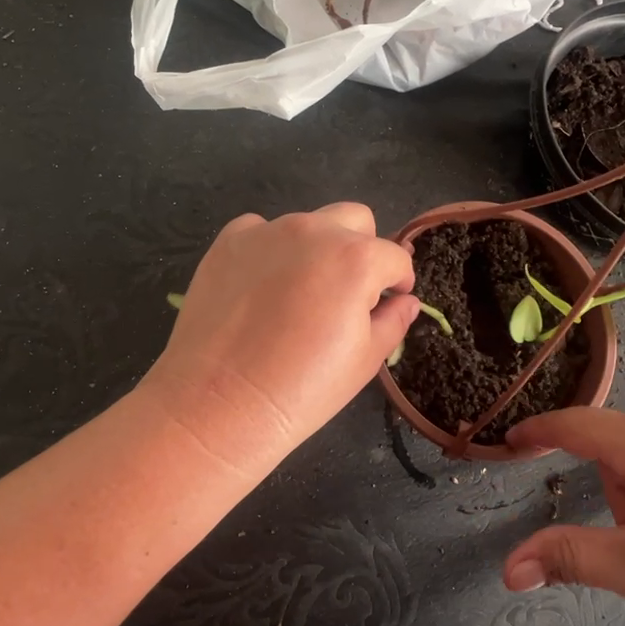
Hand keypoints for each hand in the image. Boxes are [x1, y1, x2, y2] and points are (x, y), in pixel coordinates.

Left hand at [147, 202, 417, 450]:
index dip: (398, 283)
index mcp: (356, 258)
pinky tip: (260, 291)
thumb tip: (406, 301)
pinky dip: (270, 252)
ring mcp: (266, 231)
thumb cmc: (303, 390)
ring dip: (315, 249)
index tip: (389, 304)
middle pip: (355, 220)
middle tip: (347, 293)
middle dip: (362, 249)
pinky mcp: (228, 242)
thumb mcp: (364, 361)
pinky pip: (261, 232)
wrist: (218, 404)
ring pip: (307, 224)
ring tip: (298, 296)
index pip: (394, 257)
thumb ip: (393, 321)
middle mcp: (314, 230)